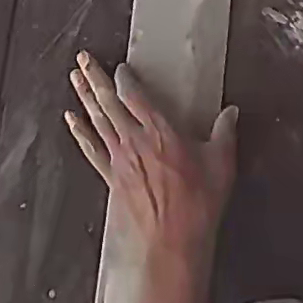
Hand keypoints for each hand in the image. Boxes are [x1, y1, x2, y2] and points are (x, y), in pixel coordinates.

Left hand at [65, 51, 238, 270]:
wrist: (170, 244)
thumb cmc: (198, 204)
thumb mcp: (221, 165)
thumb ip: (224, 134)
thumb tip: (231, 112)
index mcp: (160, 131)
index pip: (136, 96)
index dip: (126, 78)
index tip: (121, 66)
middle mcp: (134, 140)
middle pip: (109, 102)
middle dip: (95, 78)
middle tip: (82, 58)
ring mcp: (119, 159)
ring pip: (97, 120)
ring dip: (84, 97)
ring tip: (74, 77)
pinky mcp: (111, 177)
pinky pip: (91, 148)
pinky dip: (80, 132)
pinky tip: (71, 120)